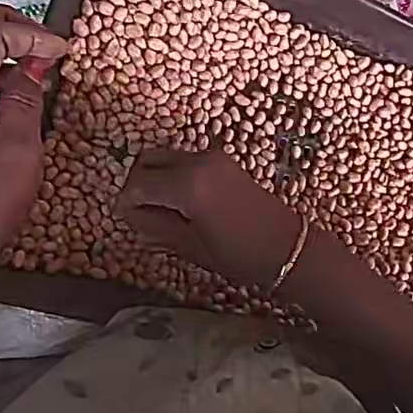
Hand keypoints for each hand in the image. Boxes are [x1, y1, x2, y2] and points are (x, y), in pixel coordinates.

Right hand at [115, 149, 301, 287]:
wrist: (286, 247)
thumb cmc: (238, 255)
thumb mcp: (190, 245)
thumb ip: (155, 225)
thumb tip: (131, 213)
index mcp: (188, 185)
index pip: (138, 184)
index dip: (127, 202)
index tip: (126, 218)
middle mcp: (198, 162)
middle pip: (147, 160)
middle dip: (137, 184)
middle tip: (138, 213)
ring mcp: (213, 157)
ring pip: (165, 157)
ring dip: (155, 177)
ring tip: (161, 210)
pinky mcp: (223, 160)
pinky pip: (185, 160)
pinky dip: (173, 175)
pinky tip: (180, 203)